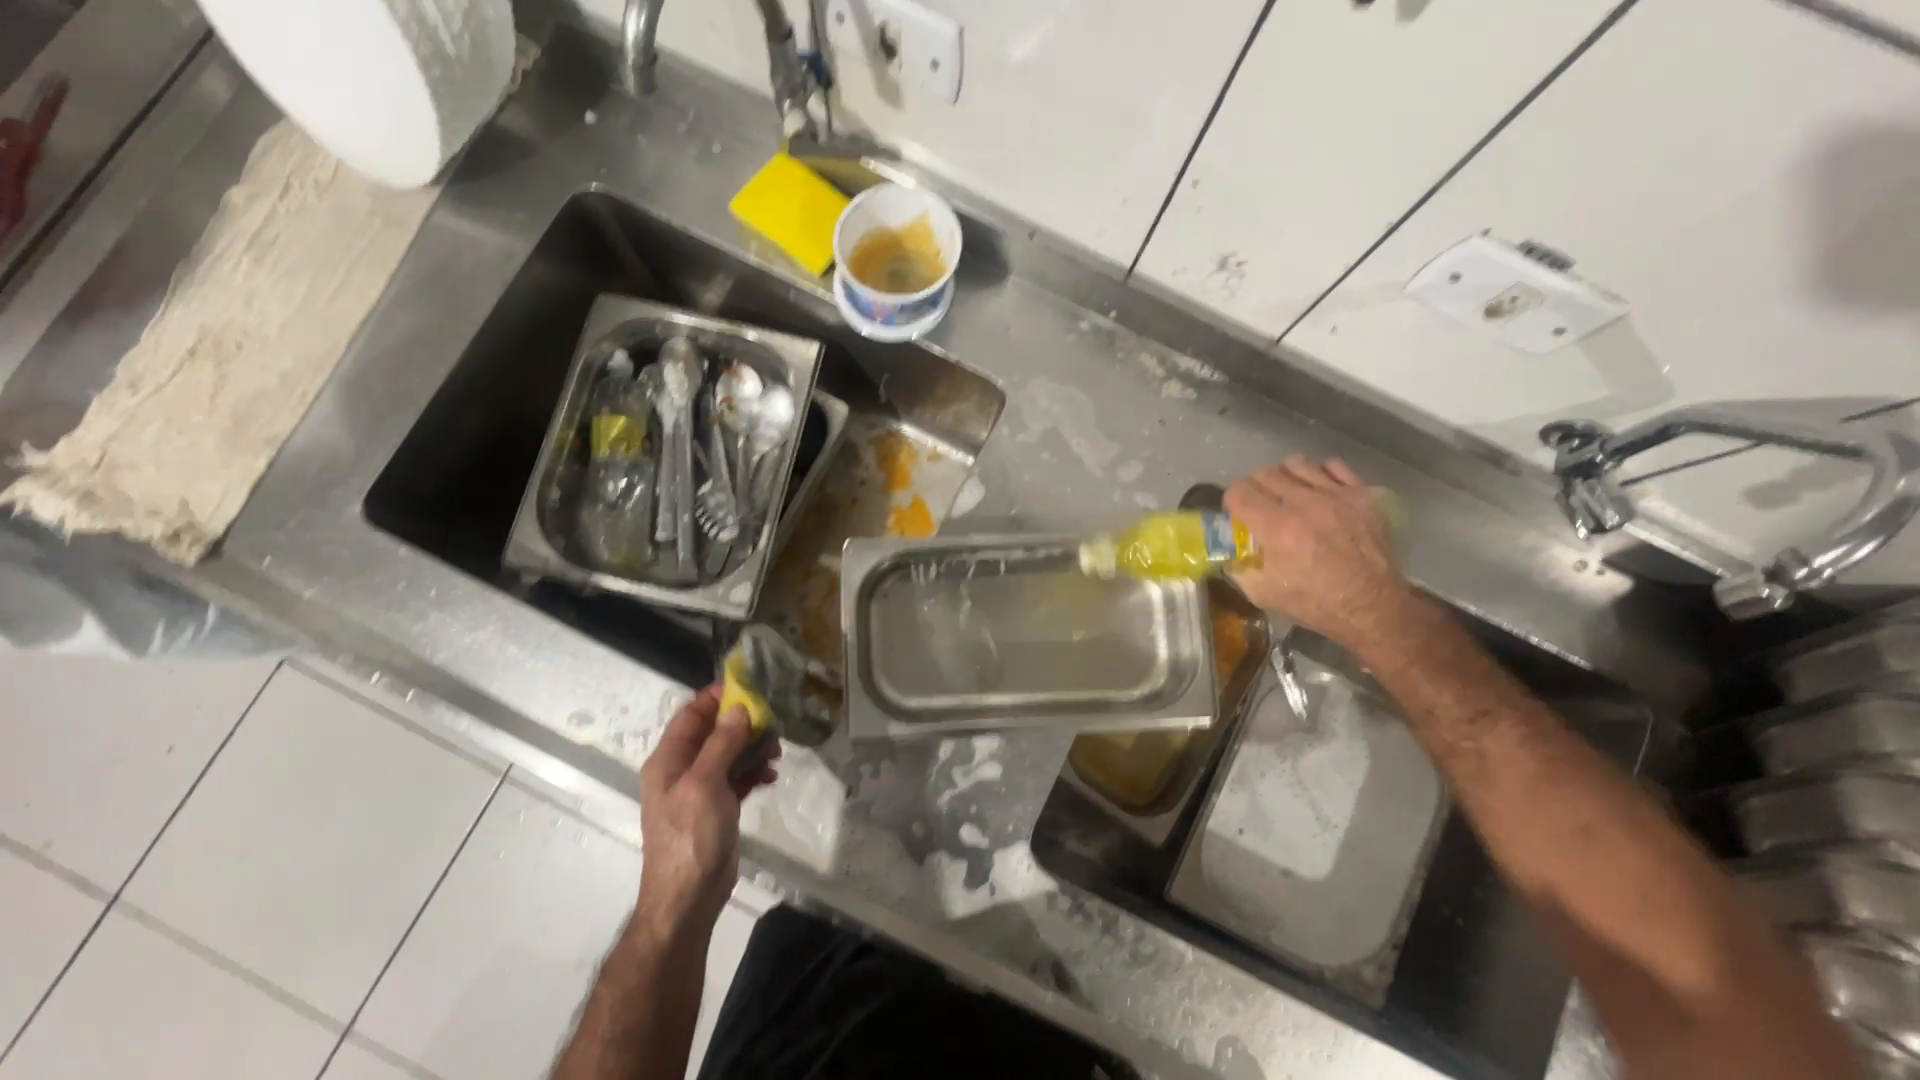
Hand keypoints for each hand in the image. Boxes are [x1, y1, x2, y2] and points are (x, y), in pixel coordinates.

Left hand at [636, 683, 777, 937]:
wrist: (687, 897)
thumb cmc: (690, 837)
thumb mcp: (705, 784)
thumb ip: (721, 744)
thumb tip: (739, 709)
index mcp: (668, 760)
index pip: (690, 716)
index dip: (716, 698)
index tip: (749, 685)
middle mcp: (681, 770)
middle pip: (713, 733)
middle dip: (742, 723)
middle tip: (773, 719)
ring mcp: (699, 791)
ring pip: (728, 755)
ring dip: (752, 748)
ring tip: (777, 750)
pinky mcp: (717, 809)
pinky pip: (737, 779)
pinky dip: (753, 773)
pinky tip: (771, 775)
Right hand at [1225, 456, 1419, 650]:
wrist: (1371, 607)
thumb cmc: (1315, 604)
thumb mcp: (1263, 594)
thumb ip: (1238, 567)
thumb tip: (1227, 549)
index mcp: (1277, 528)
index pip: (1239, 491)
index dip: (1232, 502)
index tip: (1238, 516)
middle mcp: (1305, 504)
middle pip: (1265, 473)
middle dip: (1255, 489)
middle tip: (1261, 507)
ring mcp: (1336, 495)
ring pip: (1296, 464)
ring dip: (1285, 477)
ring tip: (1289, 495)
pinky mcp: (1362, 494)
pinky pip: (1333, 465)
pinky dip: (1320, 474)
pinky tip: (1319, 492)